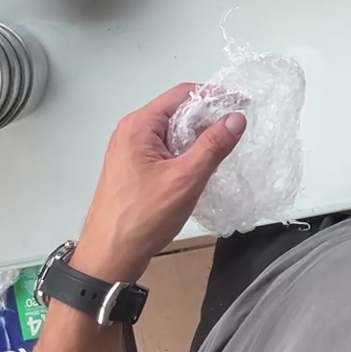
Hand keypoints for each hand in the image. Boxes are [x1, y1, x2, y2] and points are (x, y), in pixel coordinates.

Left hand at [73, 84, 244, 283]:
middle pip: (177, 111)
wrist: (109, 257)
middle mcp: (132, 132)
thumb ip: (213, 145)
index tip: (241, 105)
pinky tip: (200, 167)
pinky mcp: (134, 168)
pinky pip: (166, 149)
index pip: (182, 94)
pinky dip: (185, 152)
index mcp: (139, 126)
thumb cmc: (143, 217)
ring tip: (221, 151)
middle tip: (234, 131)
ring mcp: (130, 151)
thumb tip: (237, 117)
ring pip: (173, 132)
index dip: (214, 96)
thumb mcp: (185, 178)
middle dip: (207, 118)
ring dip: (197, 138)